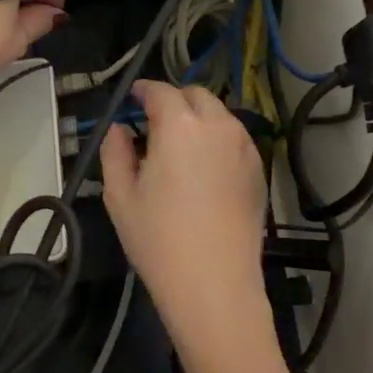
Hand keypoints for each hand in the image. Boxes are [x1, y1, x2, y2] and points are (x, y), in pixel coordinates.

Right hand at [101, 81, 267, 319]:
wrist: (213, 282)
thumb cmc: (158, 239)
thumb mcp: (120, 196)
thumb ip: (114, 152)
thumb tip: (118, 129)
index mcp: (179, 127)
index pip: (160, 92)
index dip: (143, 90)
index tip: (132, 97)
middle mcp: (218, 127)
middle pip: (196, 96)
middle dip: (174, 100)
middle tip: (152, 122)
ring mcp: (244, 148)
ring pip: (220, 116)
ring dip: (198, 119)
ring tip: (178, 146)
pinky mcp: (258, 171)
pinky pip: (235, 140)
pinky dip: (216, 141)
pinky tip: (202, 169)